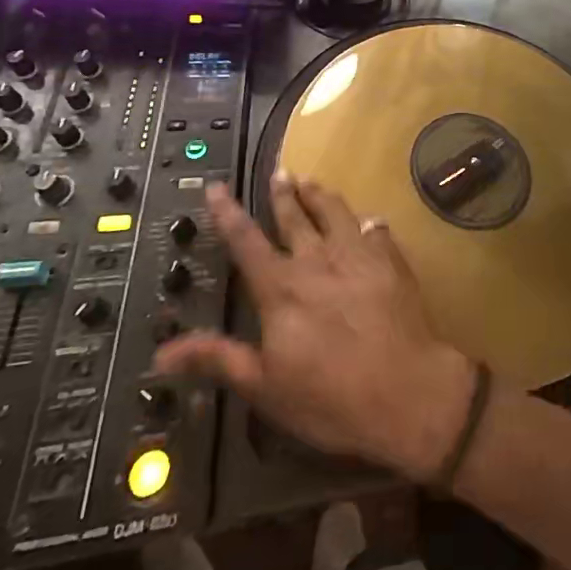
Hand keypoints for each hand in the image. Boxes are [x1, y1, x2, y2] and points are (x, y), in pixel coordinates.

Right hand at [153, 176, 474, 481]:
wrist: (409, 396)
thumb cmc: (330, 397)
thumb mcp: (264, 386)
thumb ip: (216, 359)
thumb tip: (161, 353)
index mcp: (280, 287)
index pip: (245, 240)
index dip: (227, 212)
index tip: (216, 187)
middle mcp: (316, 261)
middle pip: (294, 216)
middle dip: (283, 193)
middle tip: (278, 172)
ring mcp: (357, 258)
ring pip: (335, 212)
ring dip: (321, 195)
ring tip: (311, 181)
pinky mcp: (391, 264)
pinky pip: (378, 232)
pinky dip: (370, 224)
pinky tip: (371, 221)